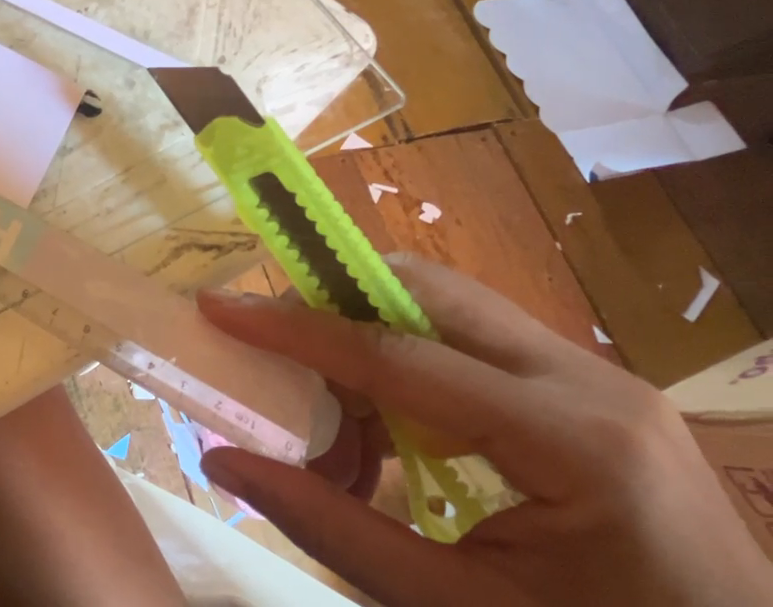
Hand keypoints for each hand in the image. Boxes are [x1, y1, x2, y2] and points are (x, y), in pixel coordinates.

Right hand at [196, 256, 772, 606]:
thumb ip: (331, 526)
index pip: (396, 353)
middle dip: (330, 303)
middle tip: (264, 345)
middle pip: (427, 293)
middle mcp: (593, 384)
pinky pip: (474, 345)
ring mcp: (602, 383)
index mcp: (573, 441)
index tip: (216, 307)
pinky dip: (407, 364)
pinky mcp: (596, 395)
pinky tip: (387, 432)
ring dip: (366, 337)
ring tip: (332, 421)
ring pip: (447, 309)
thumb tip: (222, 460)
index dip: (293, 328)